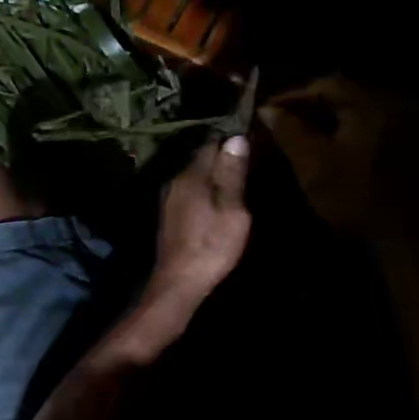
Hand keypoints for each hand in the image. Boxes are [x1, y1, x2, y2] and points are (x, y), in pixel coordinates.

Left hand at [149, 135, 251, 301]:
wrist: (179, 281)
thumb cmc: (212, 245)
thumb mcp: (231, 209)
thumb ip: (232, 174)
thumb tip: (235, 138)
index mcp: (191, 175)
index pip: (210, 144)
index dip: (230, 141)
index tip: (249, 143)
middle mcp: (175, 181)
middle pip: (200, 160)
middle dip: (221, 158)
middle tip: (246, 164)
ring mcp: (169, 199)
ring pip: (194, 177)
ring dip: (212, 177)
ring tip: (234, 184)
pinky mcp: (169, 216)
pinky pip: (189, 193)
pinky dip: (204, 193)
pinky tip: (215, 204)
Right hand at [259, 75, 418, 238]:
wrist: (402, 230)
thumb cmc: (353, 195)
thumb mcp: (312, 164)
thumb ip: (289, 133)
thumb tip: (267, 109)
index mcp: (365, 104)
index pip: (322, 86)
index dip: (292, 96)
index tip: (268, 110)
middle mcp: (386, 104)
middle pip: (341, 94)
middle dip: (309, 105)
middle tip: (282, 120)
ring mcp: (399, 122)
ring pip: (354, 109)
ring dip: (326, 117)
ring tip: (300, 131)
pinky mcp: (405, 141)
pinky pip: (367, 124)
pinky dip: (343, 128)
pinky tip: (328, 143)